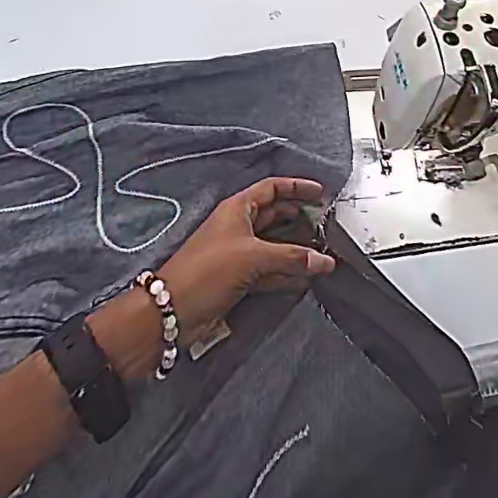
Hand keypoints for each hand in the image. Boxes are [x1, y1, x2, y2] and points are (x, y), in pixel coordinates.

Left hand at [94, 178, 333, 377]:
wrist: (172, 310)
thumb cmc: (207, 271)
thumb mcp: (252, 256)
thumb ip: (291, 257)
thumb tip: (324, 260)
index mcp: (238, 209)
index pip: (272, 188)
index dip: (296, 187)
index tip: (319, 193)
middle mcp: (238, 226)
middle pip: (275, 215)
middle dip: (300, 218)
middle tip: (325, 224)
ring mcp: (238, 252)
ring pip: (275, 244)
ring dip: (297, 248)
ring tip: (323, 252)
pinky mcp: (238, 277)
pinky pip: (270, 269)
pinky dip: (287, 271)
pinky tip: (306, 277)